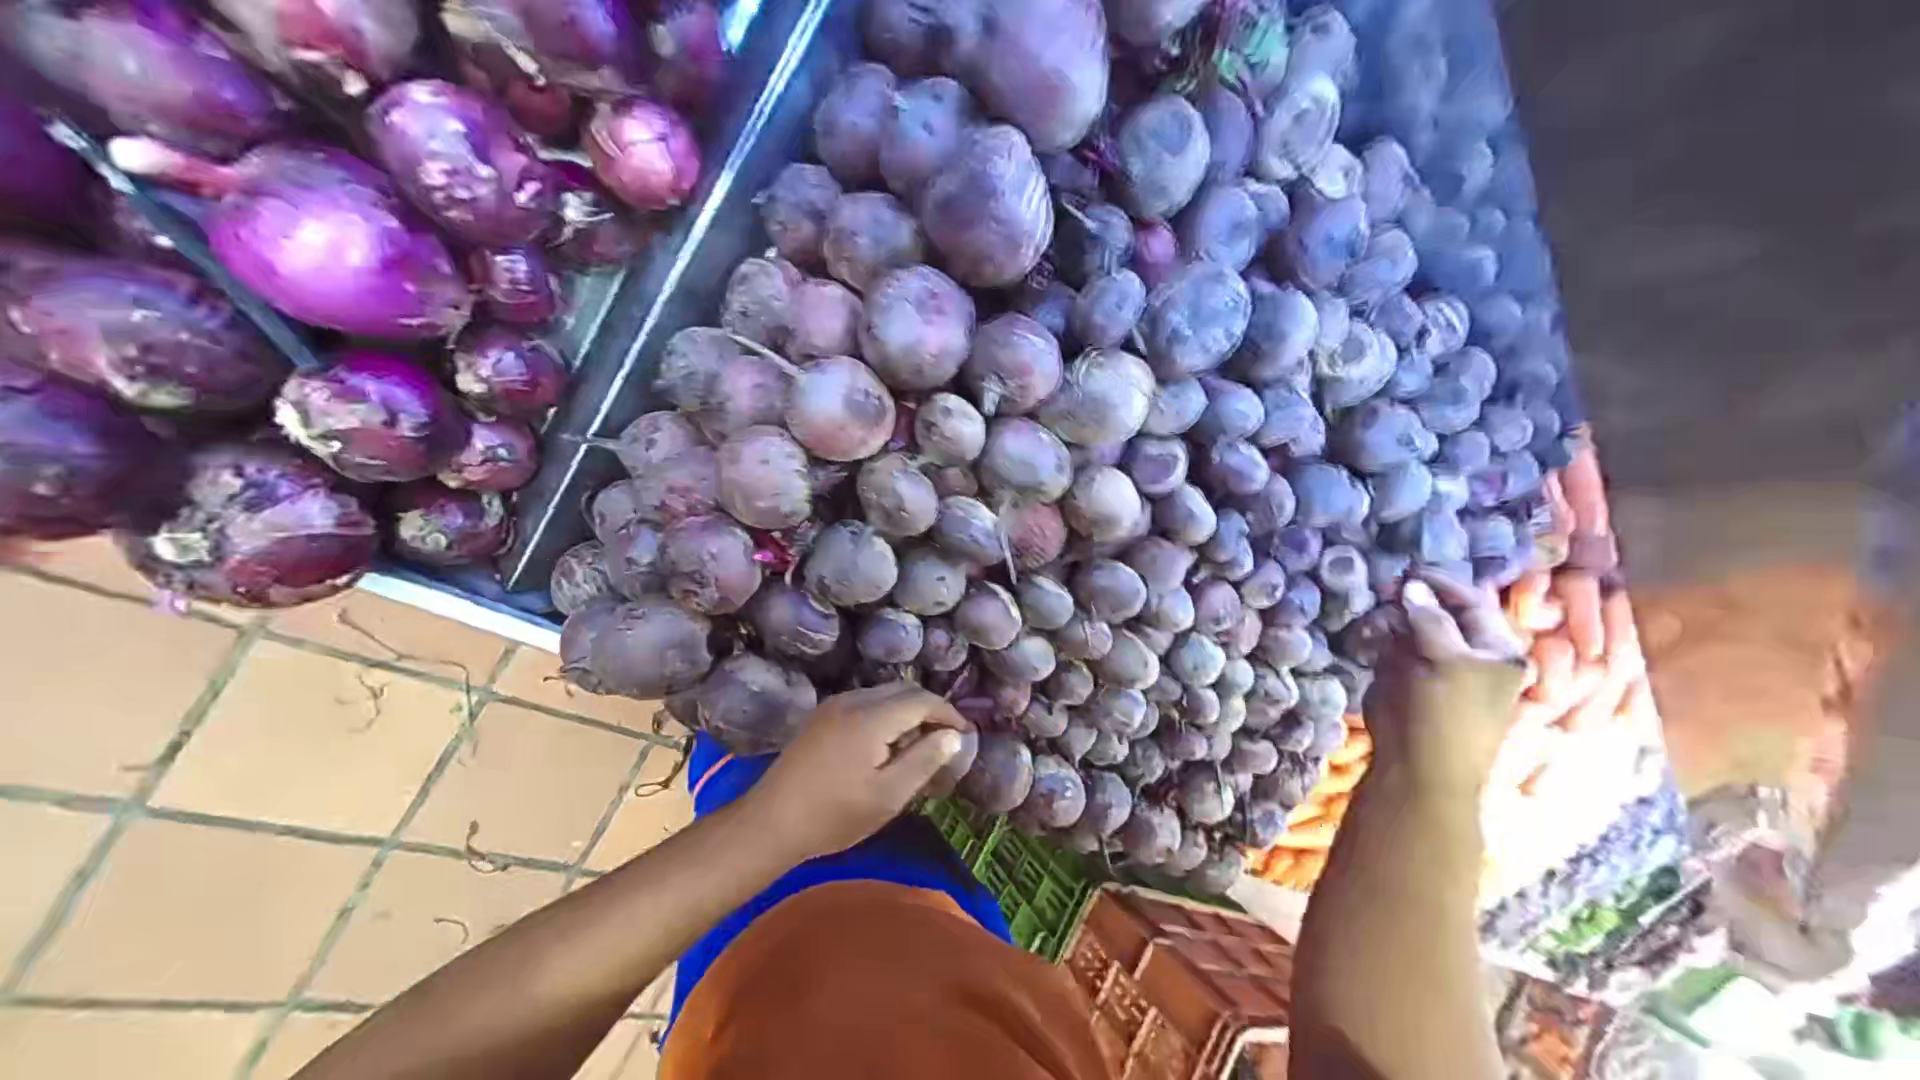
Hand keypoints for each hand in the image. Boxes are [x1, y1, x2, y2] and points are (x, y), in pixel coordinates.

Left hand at [741, 683, 970, 861]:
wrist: (770, 823)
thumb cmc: (834, 815)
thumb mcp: (888, 795)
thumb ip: (924, 760)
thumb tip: (954, 736)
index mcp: (871, 716)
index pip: (922, 700)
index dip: (949, 714)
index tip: (965, 736)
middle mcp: (853, 700)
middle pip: (903, 691)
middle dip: (930, 710)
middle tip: (946, 741)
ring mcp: (834, 706)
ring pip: (884, 695)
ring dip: (908, 712)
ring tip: (920, 746)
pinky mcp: (822, 717)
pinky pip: (865, 703)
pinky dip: (886, 715)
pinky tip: (887, 746)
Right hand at [1363, 571, 1526, 796]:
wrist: (1419, 764)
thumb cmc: (1450, 714)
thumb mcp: (1451, 662)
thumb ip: (1431, 620)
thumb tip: (1412, 585)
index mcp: (1494, 648)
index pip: (1471, 603)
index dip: (1443, 584)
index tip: (1411, 569)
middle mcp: (1463, 650)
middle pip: (1437, 610)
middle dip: (1411, 597)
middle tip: (1384, 586)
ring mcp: (1429, 660)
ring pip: (1408, 622)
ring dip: (1390, 614)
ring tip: (1374, 613)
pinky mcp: (1398, 671)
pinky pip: (1387, 640)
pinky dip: (1376, 632)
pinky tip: (1367, 632)